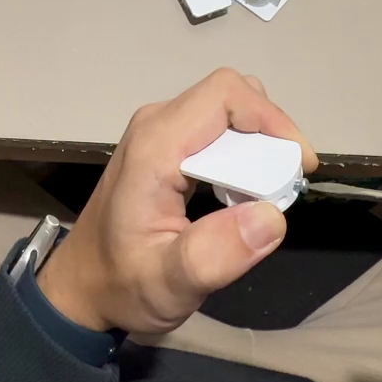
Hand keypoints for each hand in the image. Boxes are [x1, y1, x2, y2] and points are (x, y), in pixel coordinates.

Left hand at [37, 68, 317, 334]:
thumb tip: (272, 216)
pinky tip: (243, 195)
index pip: (224, 95)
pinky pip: (216, 128)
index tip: (300, 165)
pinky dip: (242, 152)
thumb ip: (215, 254)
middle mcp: (156, 124)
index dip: (270, 118)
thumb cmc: (121, 285)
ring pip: (226, 110)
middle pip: (229, 97)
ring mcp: (158, 131)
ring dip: (258, 144)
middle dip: (269, 135)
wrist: (81, 286)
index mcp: (155, 146)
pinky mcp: (165, 143)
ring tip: (266, 195)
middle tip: (284, 188)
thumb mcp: (168, 285)